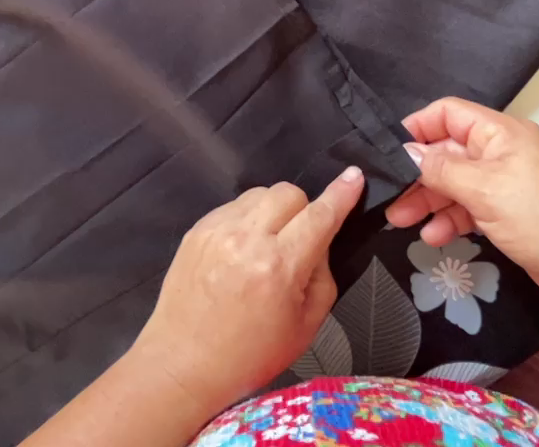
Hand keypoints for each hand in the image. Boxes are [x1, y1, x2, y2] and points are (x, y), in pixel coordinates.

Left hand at [130, 167, 366, 410]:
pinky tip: (241, 251)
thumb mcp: (305, 325)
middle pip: (288, 192)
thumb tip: (320, 240)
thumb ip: (322, 275)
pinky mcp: (198, 227)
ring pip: (260, 193)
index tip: (354, 176)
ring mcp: (218, 228)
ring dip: (273, 212)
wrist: (184, 361)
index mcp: (278, 267)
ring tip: (266, 246)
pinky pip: (234, 205)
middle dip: (302, 210)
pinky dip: (247, 220)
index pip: (319, 216)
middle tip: (297, 241)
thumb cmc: (251, 354)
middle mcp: (247, 238)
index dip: (340, 194)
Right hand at [384, 98, 538, 311]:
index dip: (417, 128)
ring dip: (428, 200)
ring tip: (400, 221)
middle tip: (389, 198)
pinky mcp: (509, 212)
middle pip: (447, 152)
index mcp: (500, 133)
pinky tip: (434, 236)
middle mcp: (502, 152)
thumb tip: (406, 152)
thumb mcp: (485, 190)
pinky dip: (450, 218)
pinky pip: (470, 207)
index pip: (448, 114)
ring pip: (455, 183)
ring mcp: (506, 183)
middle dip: (417, 175)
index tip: (390, 152)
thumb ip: (441, 169)